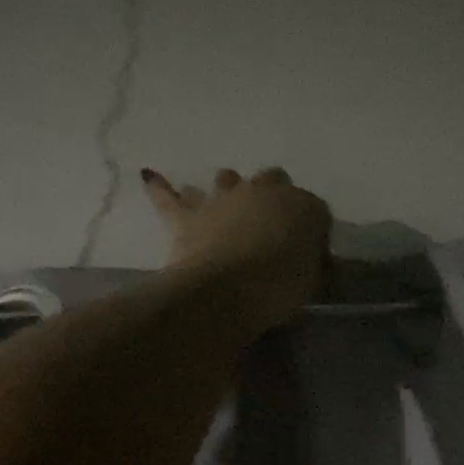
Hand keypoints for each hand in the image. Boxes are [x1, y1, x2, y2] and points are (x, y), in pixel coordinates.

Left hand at [142, 166, 330, 323]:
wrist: (229, 288)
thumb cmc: (281, 286)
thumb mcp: (313, 280)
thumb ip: (313, 263)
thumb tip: (313, 260)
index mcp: (303, 206)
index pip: (312, 209)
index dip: (310, 228)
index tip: (309, 251)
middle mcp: (264, 191)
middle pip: (273, 180)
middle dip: (273, 195)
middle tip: (271, 221)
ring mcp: (223, 198)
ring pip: (226, 178)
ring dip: (228, 187)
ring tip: (227, 200)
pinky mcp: (188, 215)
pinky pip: (168, 197)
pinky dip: (160, 188)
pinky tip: (149, 176)